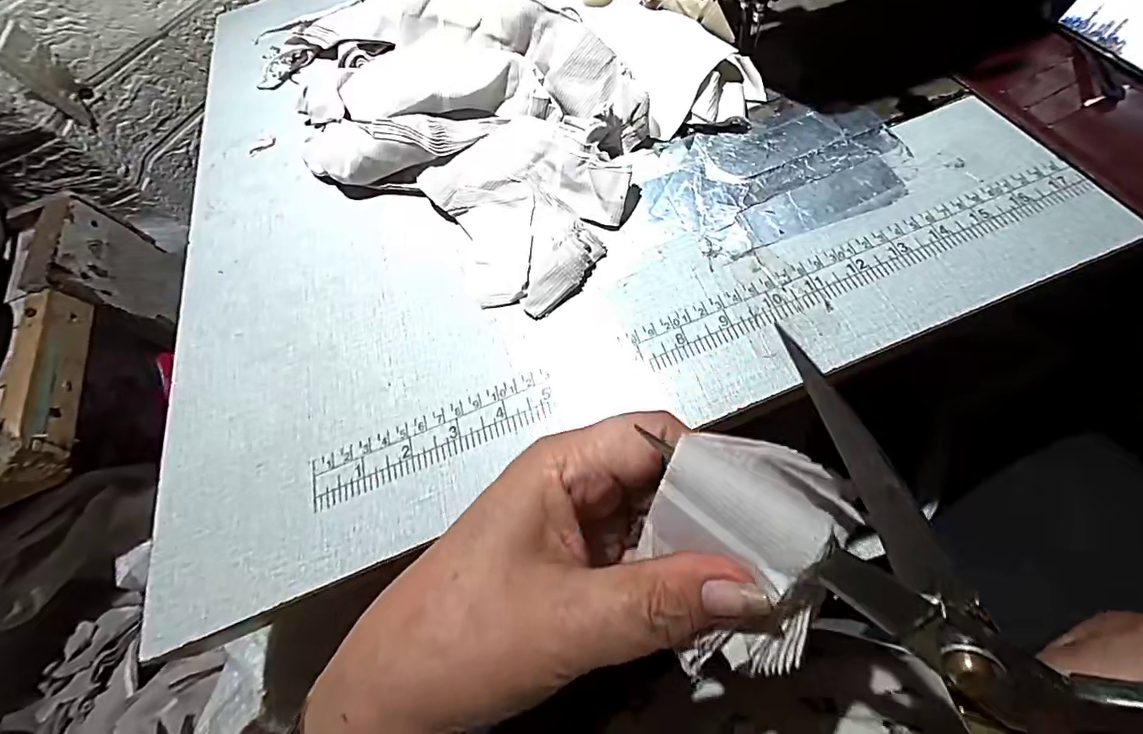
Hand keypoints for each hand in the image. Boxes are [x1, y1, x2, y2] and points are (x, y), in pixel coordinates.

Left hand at [305, 412, 770, 733]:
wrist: (386, 706)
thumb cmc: (441, 641)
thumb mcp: (565, 621)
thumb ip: (659, 604)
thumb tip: (739, 584)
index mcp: (563, 462)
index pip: (658, 435)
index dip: (711, 463)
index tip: (755, 501)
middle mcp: (576, 481)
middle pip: (667, 474)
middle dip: (712, 513)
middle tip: (756, 549)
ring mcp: (582, 522)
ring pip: (662, 516)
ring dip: (697, 548)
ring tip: (734, 577)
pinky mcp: (585, 560)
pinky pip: (648, 552)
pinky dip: (676, 574)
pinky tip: (696, 598)